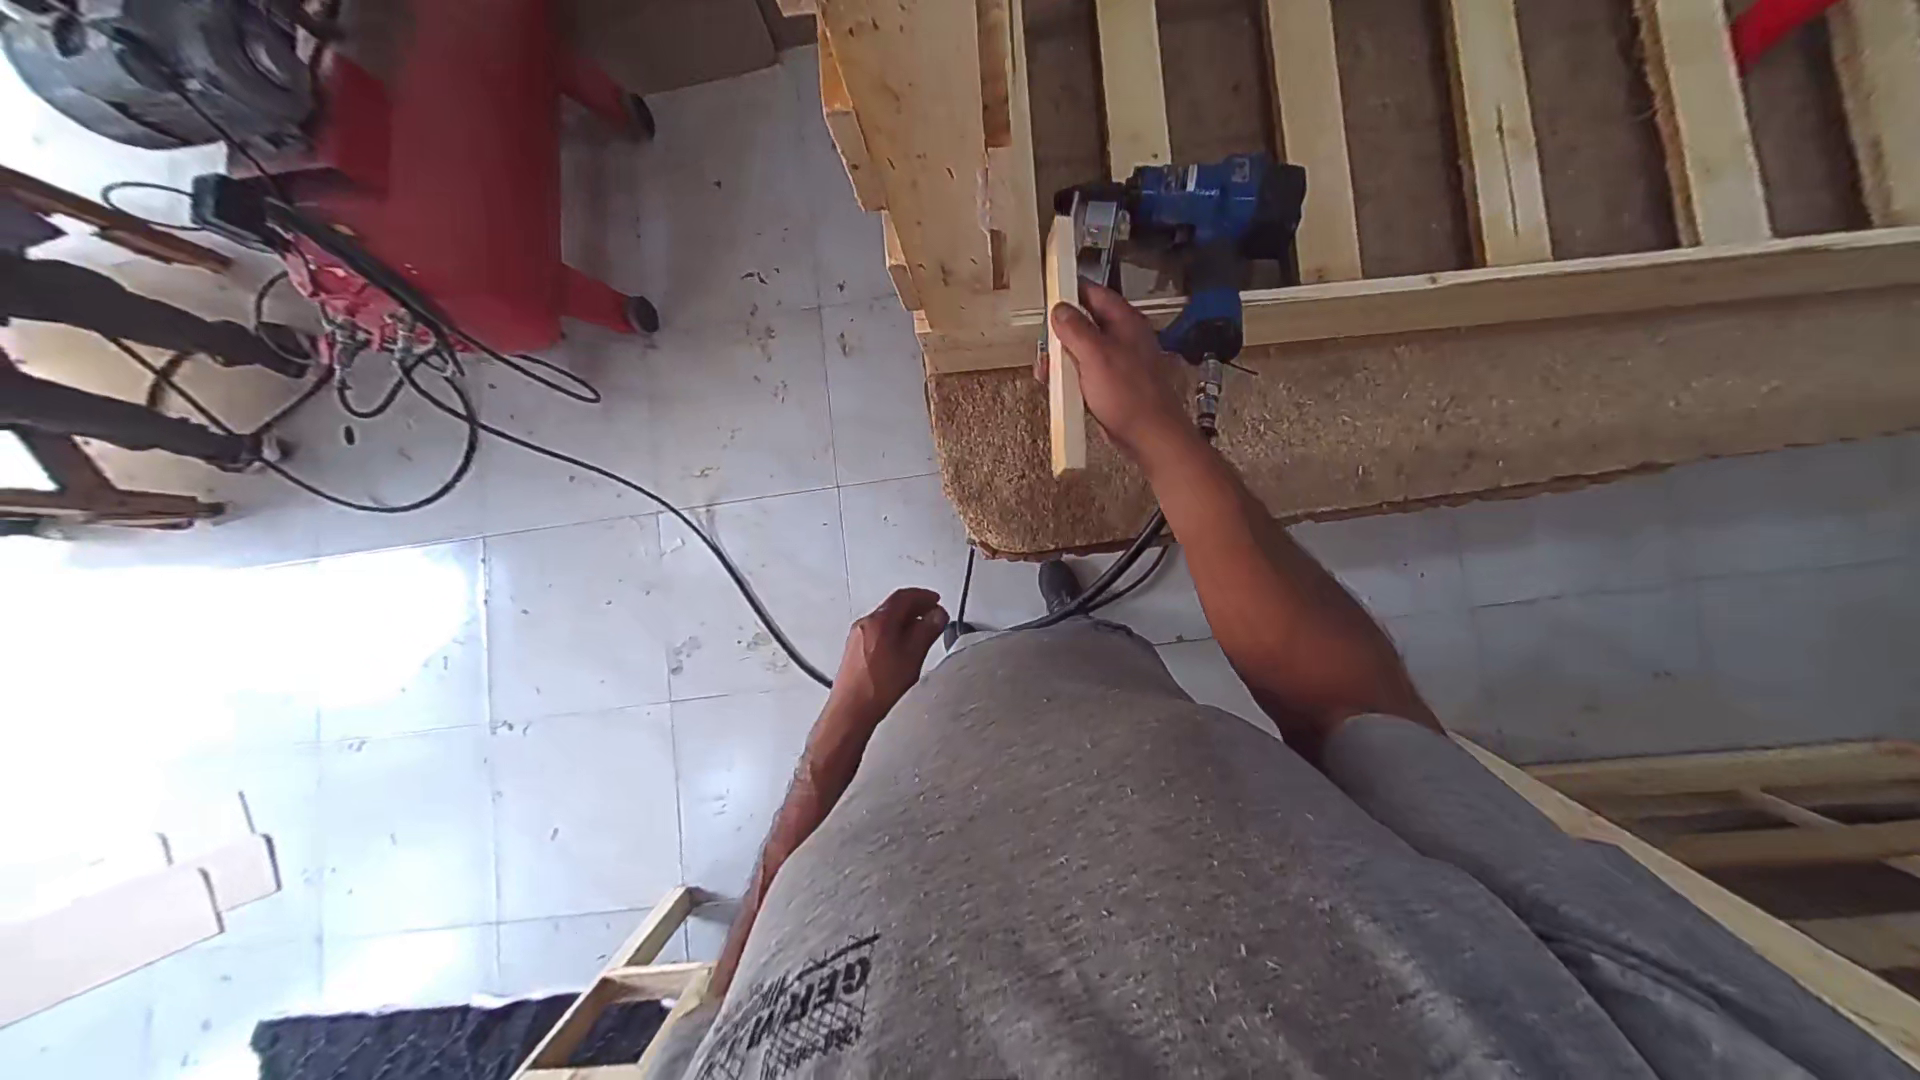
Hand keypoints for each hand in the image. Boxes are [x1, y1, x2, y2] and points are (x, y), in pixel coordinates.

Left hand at [825, 588, 949, 723]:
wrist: (852, 711)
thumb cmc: (878, 687)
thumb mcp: (913, 655)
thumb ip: (927, 630)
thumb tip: (937, 615)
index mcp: (879, 621)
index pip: (903, 596)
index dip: (923, 595)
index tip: (935, 599)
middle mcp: (865, 625)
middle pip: (893, 605)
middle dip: (915, 606)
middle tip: (931, 611)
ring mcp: (857, 637)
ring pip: (884, 619)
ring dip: (904, 619)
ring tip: (921, 630)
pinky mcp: (855, 650)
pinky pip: (877, 631)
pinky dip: (893, 631)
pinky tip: (902, 646)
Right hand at [1046, 282, 1196, 461]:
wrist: (1149, 435)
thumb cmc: (1128, 395)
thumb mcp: (1096, 356)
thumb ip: (1076, 329)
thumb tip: (1059, 308)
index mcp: (1124, 322)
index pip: (1094, 293)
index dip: (1071, 292)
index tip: (1049, 296)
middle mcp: (1122, 338)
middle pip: (1084, 323)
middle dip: (1060, 335)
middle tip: (1045, 348)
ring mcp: (1117, 362)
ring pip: (1082, 350)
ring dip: (1062, 359)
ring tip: (1047, 373)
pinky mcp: (1112, 384)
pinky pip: (1085, 373)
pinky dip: (1071, 378)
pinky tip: (1060, 389)